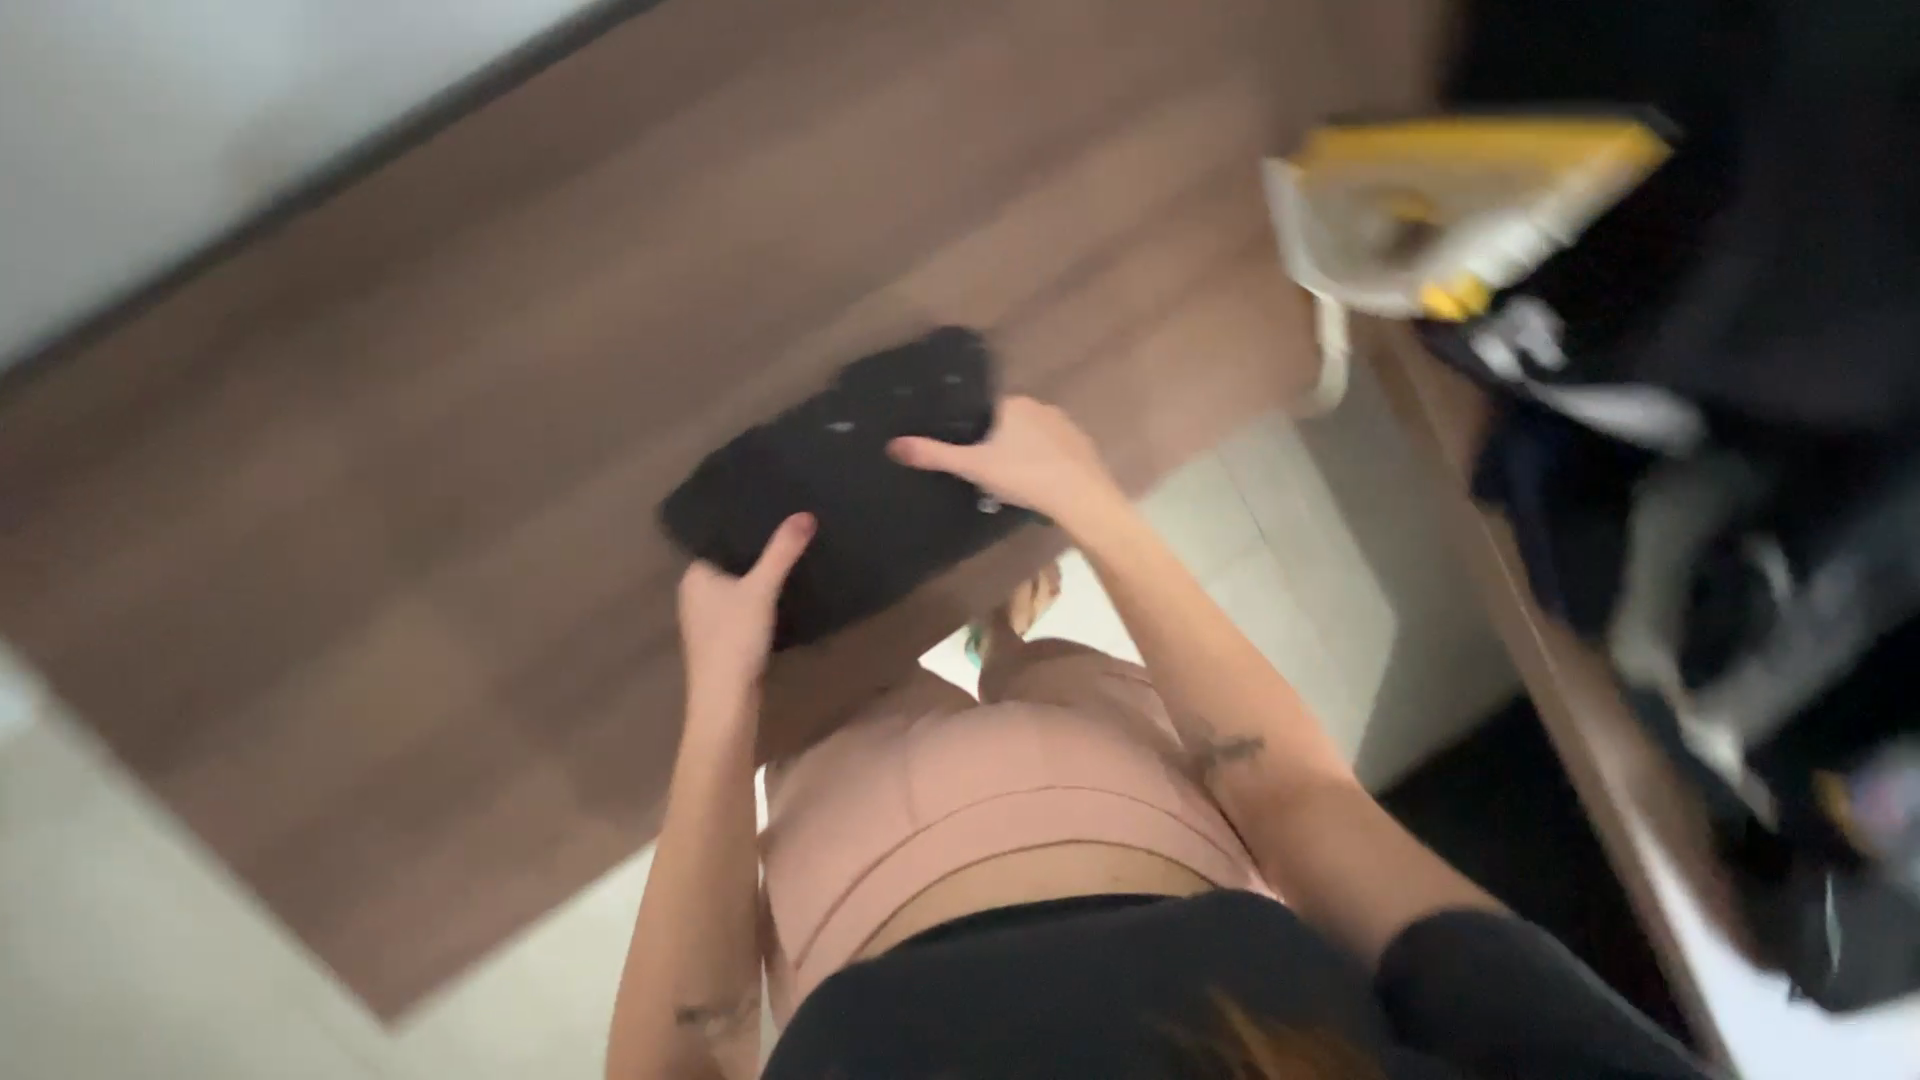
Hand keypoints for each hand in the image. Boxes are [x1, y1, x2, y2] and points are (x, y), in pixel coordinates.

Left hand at [677, 512, 815, 711]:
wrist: (725, 700)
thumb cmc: (734, 638)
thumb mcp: (762, 590)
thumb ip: (782, 552)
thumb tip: (805, 515)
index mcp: (695, 576)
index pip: (719, 540)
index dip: (744, 527)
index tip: (773, 511)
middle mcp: (695, 594)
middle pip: (731, 563)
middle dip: (757, 551)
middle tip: (790, 530)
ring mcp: (708, 619)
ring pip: (737, 587)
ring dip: (760, 577)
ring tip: (792, 555)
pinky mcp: (723, 639)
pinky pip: (743, 608)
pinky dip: (760, 600)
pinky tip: (783, 594)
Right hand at [888, 396, 1121, 525]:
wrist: (1080, 498)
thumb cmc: (1024, 476)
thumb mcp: (973, 467)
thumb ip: (934, 455)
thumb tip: (893, 445)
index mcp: (1012, 404)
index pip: (985, 408)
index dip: (973, 429)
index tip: (967, 452)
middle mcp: (1040, 406)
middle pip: (1008, 422)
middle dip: (997, 443)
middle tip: (987, 475)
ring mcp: (1065, 425)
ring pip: (1032, 436)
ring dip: (1021, 453)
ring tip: (1013, 484)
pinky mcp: (1082, 446)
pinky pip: (1054, 450)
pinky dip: (1045, 463)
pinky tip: (1040, 484)